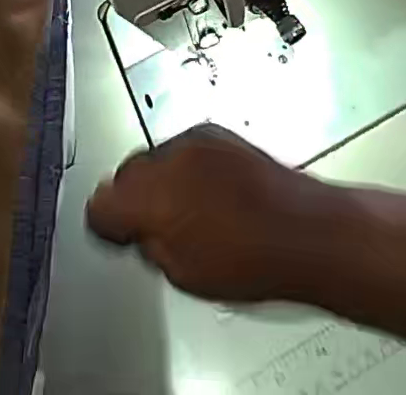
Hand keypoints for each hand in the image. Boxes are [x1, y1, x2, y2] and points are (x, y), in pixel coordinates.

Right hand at [87, 124, 351, 302]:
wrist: (305, 231)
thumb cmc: (254, 258)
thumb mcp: (183, 273)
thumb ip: (148, 244)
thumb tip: (137, 232)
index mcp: (151, 197)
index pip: (101, 202)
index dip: (106, 221)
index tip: (116, 230)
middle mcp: (167, 159)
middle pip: (125, 174)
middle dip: (133, 198)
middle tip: (154, 225)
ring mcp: (192, 140)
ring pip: (154, 158)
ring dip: (161, 180)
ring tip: (190, 210)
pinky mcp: (214, 132)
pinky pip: (183, 147)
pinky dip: (187, 166)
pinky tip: (209, 192)